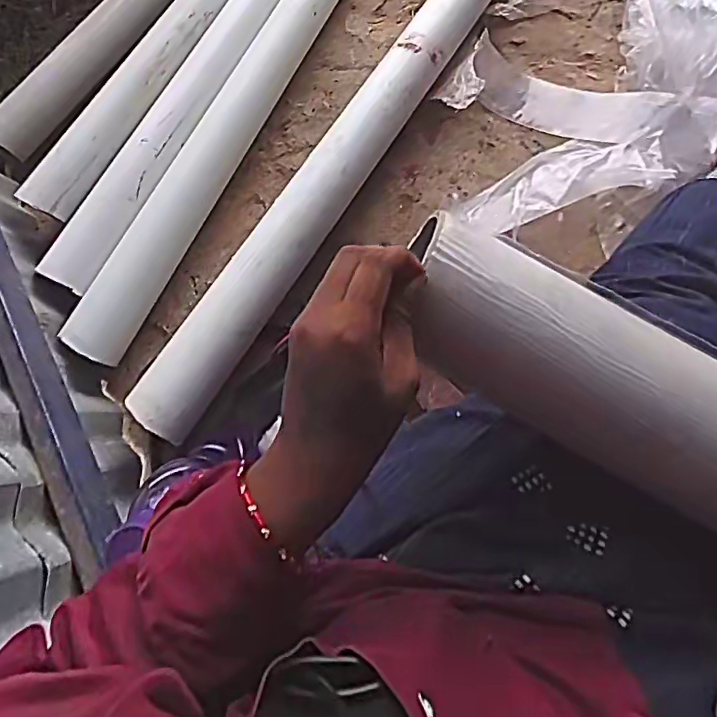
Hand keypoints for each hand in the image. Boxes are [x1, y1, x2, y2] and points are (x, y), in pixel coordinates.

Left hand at [244, 245, 424, 551]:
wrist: (312, 459)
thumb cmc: (363, 430)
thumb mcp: (401, 379)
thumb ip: (401, 325)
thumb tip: (403, 289)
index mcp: (348, 327)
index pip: (372, 265)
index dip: (399, 258)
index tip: (418, 272)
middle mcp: (319, 315)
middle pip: (348, 257)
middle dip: (381, 257)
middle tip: (407, 279)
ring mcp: (303, 320)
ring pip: (334, 270)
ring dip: (364, 270)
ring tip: (391, 293)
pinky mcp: (298, 329)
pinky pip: (325, 291)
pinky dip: (349, 286)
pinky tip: (369, 307)